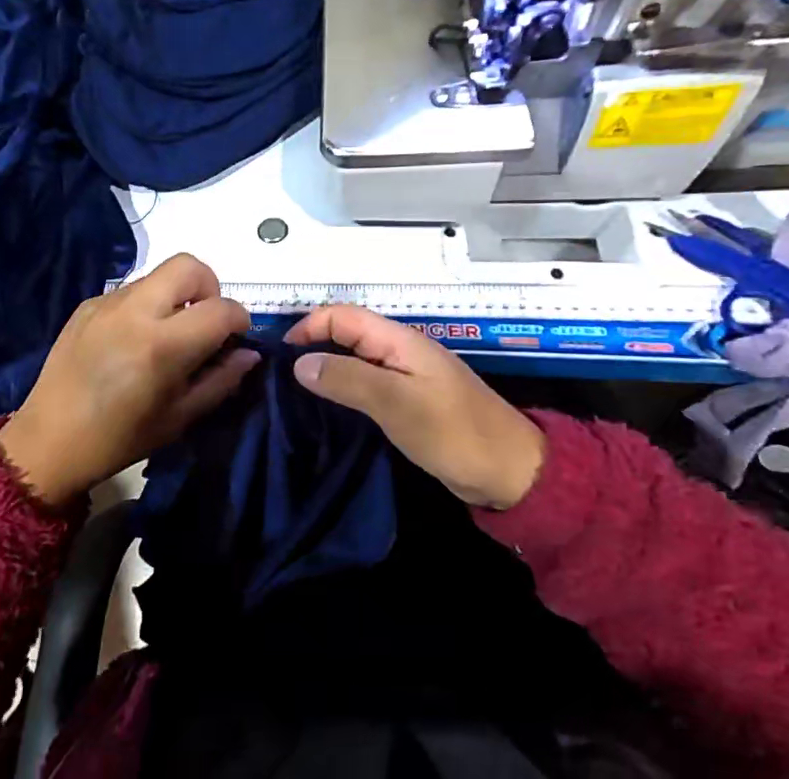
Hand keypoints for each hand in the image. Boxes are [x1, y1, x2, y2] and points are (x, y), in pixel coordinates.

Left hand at [0, 254, 260, 504]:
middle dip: (209, 288)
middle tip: (204, 322)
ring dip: (175, 296)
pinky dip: (145, 305)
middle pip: (189, 266)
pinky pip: (130, 290)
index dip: (239, 321)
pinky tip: (133, 340)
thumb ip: (221, 380)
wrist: (50, 440)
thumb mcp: (180, 417)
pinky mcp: (86, 305)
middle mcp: (135, 311)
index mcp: (162, 345)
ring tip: (167, 334)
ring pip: (158, 276)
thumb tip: (248, 354)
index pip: (221, 309)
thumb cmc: (120, 438)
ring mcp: (106, 303)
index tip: (235, 339)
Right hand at [286, 305, 544, 508]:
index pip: (342, 316)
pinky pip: (364, 385)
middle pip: (344, 335)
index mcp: (398, 340)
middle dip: (311, 346)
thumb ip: (348, 379)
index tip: (281, 357)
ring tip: (293, 394)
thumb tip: (300, 363)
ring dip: (324, 369)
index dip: (308, 327)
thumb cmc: (454, 432)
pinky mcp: (406, 401)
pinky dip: (341, 390)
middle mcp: (398, 351)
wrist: (508, 472)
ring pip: (353, 361)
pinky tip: (325, 409)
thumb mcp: (397, 403)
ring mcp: (403, 377)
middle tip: (279, 378)